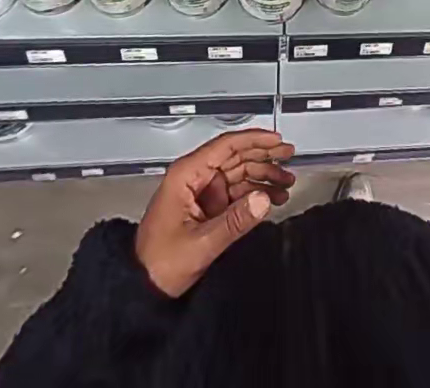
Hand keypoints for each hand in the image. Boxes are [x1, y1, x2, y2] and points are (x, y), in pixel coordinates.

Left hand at [133, 128, 295, 297]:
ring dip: (264, 176)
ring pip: (240, 172)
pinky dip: (256, 194)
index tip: (277, 139)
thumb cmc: (158, 264)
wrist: (140, 290)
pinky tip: (272, 198)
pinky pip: (237, 192)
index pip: (225, 145)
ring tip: (287, 182)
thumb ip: (234, 221)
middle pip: (236, 156)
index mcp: (186, 175)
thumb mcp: (200, 244)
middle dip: (265, 155)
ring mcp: (202, 191)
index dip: (254, 139)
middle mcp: (195, 177)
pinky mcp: (207, 207)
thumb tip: (264, 199)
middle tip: (289, 156)